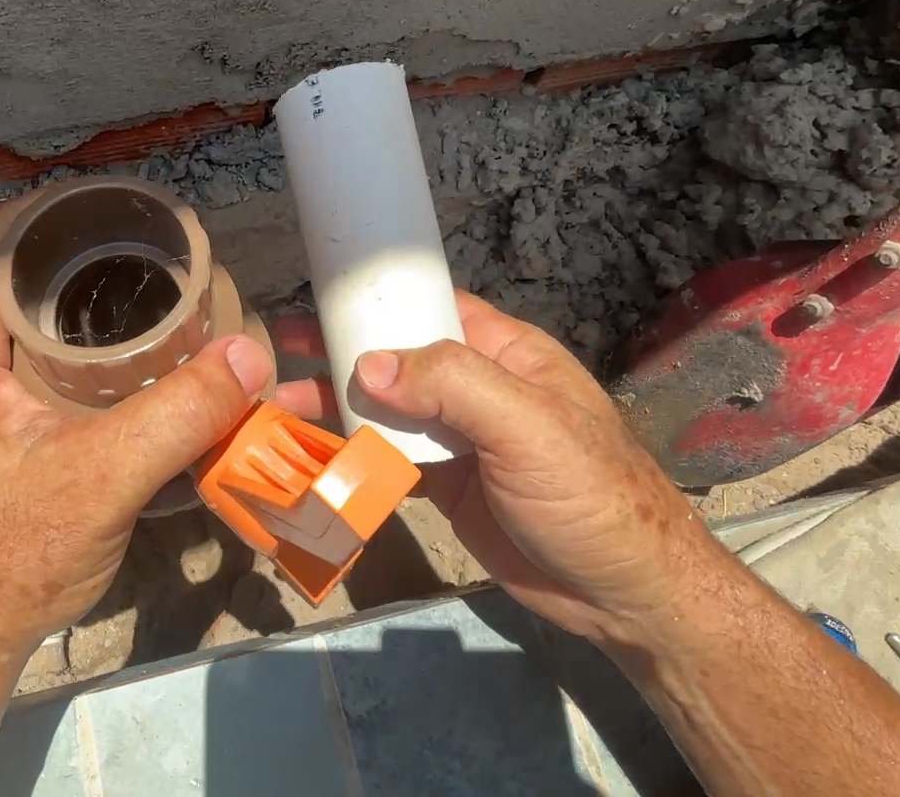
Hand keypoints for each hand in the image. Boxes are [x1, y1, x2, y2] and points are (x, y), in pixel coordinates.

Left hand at [0, 199, 274, 659]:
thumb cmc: (7, 561)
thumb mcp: (101, 481)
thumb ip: (180, 415)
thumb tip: (254, 355)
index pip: (3, 239)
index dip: (66, 212)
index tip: (132, 207)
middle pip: (30, 278)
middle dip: (97, 261)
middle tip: (166, 251)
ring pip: (45, 324)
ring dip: (103, 312)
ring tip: (169, 295)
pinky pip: (52, 366)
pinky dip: (99, 357)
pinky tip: (149, 362)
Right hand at [274, 291, 715, 645]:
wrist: (623, 598)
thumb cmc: (589, 493)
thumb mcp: (528, 425)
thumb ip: (450, 384)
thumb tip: (366, 365)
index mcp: (501, 353)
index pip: (428, 308)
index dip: (375, 302)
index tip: (318, 301)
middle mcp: (472, 387)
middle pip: (394, 359)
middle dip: (337, 355)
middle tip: (276, 352)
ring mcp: (455, 437)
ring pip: (384, 410)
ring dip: (332, 408)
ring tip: (277, 408)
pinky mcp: (440, 482)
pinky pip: (385, 459)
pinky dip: (349, 456)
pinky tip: (310, 456)